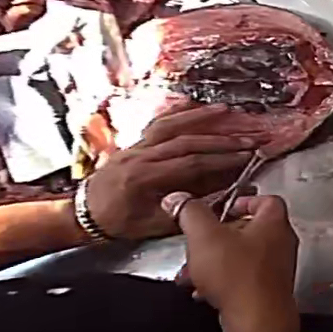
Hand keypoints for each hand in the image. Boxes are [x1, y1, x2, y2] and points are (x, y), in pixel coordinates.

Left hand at [85, 105, 258, 238]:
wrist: (83, 214)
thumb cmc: (120, 223)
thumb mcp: (156, 225)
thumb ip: (190, 209)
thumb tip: (226, 194)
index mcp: (144, 178)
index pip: (191, 164)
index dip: (222, 160)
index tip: (247, 157)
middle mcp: (139, 156)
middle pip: (187, 142)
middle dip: (222, 140)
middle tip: (249, 139)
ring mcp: (136, 146)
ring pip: (172, 125)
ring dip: (201, 117)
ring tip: (227, 110)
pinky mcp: (135, 143)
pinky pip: (158, 123)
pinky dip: (179, 113)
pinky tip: (195, 106)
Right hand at [173, 193, 298, 325]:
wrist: (257, 317)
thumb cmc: (236, 273)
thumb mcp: (205, 237)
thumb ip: (191, 214)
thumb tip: (178, 198)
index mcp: (274, 222)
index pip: (266, 200)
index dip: (243, 200)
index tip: (222, 208)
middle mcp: (283, 242)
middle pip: (251, 229)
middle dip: (220, 235)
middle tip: (199, 241)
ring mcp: (279, 266)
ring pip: (244, 255)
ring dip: (217, 259)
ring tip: (191, 271)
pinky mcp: (271, 288)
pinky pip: (246, 276)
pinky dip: (225, 279)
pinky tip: (202, 291)